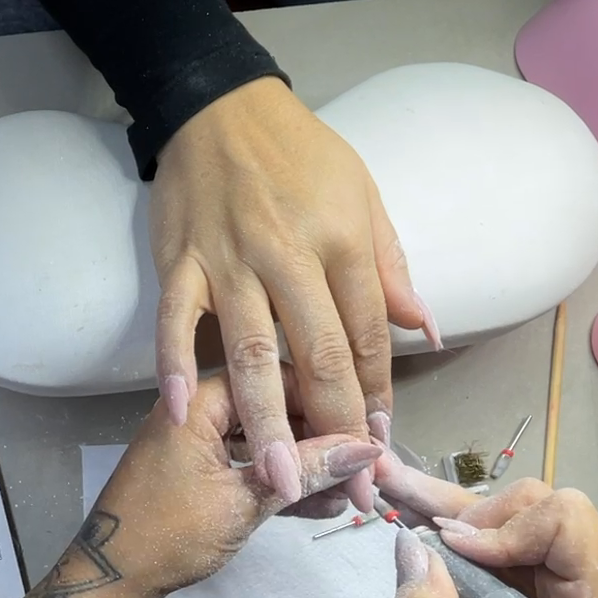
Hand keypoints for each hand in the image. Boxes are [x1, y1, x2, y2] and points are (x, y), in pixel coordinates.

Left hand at [93, 371, 383, 597]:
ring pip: (266, 442)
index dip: (329, 405)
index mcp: (198, 399)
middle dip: (324, 442)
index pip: (278, 378)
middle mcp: (198, 409)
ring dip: (308, 468)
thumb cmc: (169, 533)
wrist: (110, 576)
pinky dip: (280, 484)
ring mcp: (198, 442)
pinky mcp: (201, 471)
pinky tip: (325, 503)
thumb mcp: (244, 501)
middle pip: (275, 410)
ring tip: (357, 493)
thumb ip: (305, 469)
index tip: (370, 432)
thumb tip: (366, 449)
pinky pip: (248, 466)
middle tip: (371, 469)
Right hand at [151, 78, 436, 513]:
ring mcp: (229, 261)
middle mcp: (290, 256)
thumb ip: (389, 265)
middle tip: (342, 491)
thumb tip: (424, 328)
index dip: (377, 396)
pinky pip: (175, 320)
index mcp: (343, 240)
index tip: (379, 446)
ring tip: (273, 478)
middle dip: (333, 427)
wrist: (219, 107)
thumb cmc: (299, 153)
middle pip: (316, 355)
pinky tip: (179, 409)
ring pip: (250, 350)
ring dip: (264, 419)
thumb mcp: (363, 195)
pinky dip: (174, 364)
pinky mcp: (179, 262)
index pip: (367, 335)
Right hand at [378, 459, 597, 597]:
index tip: (454, 554)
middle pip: (539, 504)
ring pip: (521, 508)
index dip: (502, 529)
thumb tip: (409, 544)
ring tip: (400, 498)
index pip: (564, 520)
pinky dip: (460, 520)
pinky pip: (510, 526)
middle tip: (427, 539)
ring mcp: (581, 569)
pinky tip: (413, 503)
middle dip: (475, 519)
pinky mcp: (554, 569)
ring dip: (460, 515)